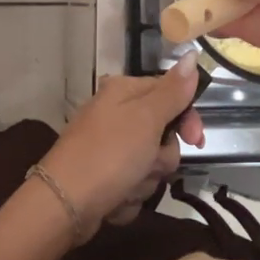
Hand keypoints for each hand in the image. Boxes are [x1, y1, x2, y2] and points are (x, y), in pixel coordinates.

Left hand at [37, 53, 203, 239]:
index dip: (187, 118)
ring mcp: (109, 148)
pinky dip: (128, 196)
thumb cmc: (109, 155)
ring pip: (150, 164)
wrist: (64, 205)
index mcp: (124, 92)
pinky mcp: (105, 177)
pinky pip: (133, 185)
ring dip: (144, 180)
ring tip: (126, 185)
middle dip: (161, 157)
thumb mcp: (147, 118)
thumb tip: (192, 53)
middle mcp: (116, 114)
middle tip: (148, 164)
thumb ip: (173, 90)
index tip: (196, 141)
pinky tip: (114, 199)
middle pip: (163, 134)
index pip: (171, 94)